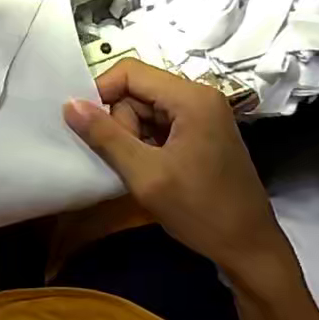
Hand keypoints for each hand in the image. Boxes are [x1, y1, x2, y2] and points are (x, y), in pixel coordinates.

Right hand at [63, 59, 293, 281]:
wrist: (249, 247)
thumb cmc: (200, 211)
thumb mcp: (146, 175)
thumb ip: (106, 136)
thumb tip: (69, 104)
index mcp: (191, 97)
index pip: (130, 72)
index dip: (101, 93)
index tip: (86, 126)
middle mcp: (199, 97)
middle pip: (138, 91)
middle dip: (122, 123)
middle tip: (131, 162)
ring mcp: (203, 115)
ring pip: (146, 110)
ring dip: (134, 138)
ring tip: (145, 172)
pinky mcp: (202, 133)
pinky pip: (161, 125)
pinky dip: (148, 145)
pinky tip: (154, 172)